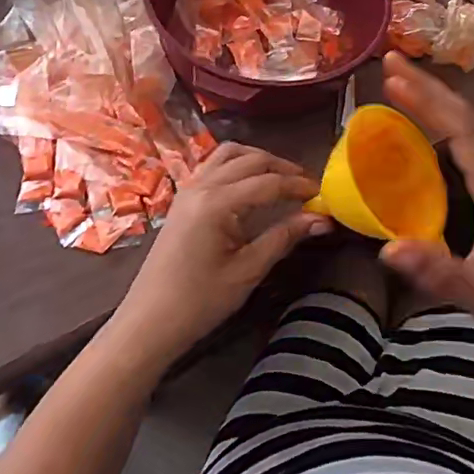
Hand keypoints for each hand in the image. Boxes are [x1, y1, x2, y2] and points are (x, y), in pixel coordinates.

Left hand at [109, 143, 330, 365]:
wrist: (150, 319)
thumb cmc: (200, 301)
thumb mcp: (248, 271)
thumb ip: (284, 237)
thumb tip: (322, 219)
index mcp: (216, 203)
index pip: (268, 182)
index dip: (298, 186)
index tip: (323, 194)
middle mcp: (201, 186)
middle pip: (249, 159)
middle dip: (282, 168)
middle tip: (307, 187)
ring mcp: (188, 188)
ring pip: (228, 154)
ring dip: (258, 160)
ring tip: (282, 179)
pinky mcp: (182, 198)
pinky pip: (213, 165)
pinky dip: (236, 165)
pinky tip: (250, 183)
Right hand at [377, 52, 473, 344]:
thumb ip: (436, 271)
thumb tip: (387, 249)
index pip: (464, 132)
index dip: (428, 103)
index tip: (394, 79)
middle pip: (468, 118)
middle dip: (429, 87)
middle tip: (391, 60)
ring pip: (472, 125)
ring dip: (437, 99)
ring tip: (402, 80)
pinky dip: (446, 120)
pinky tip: (427, 118)